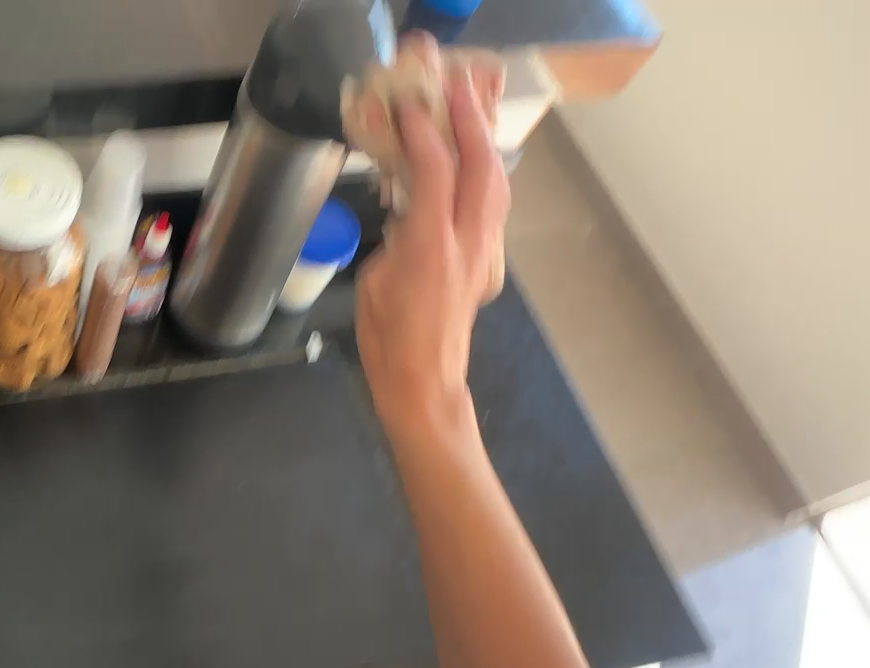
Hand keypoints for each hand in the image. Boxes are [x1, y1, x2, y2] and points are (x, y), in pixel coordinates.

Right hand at [355, 62, 508, 439]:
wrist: (423, 383)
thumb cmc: (387, 344)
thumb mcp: (372, 286)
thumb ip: (393, 242)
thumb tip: (405, 220)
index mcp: (429, 249)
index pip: (434, 172)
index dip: (423, 131)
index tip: (409, 103)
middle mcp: (466, 242)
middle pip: (480, 165)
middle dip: (470, 118)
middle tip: (455, 82)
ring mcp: (483, 251)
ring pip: (496, 181)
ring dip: (485, 138)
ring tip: (473, 105)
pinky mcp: (486, 261)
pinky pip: (493, 205)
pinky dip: (486, 171)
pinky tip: (477, 159)